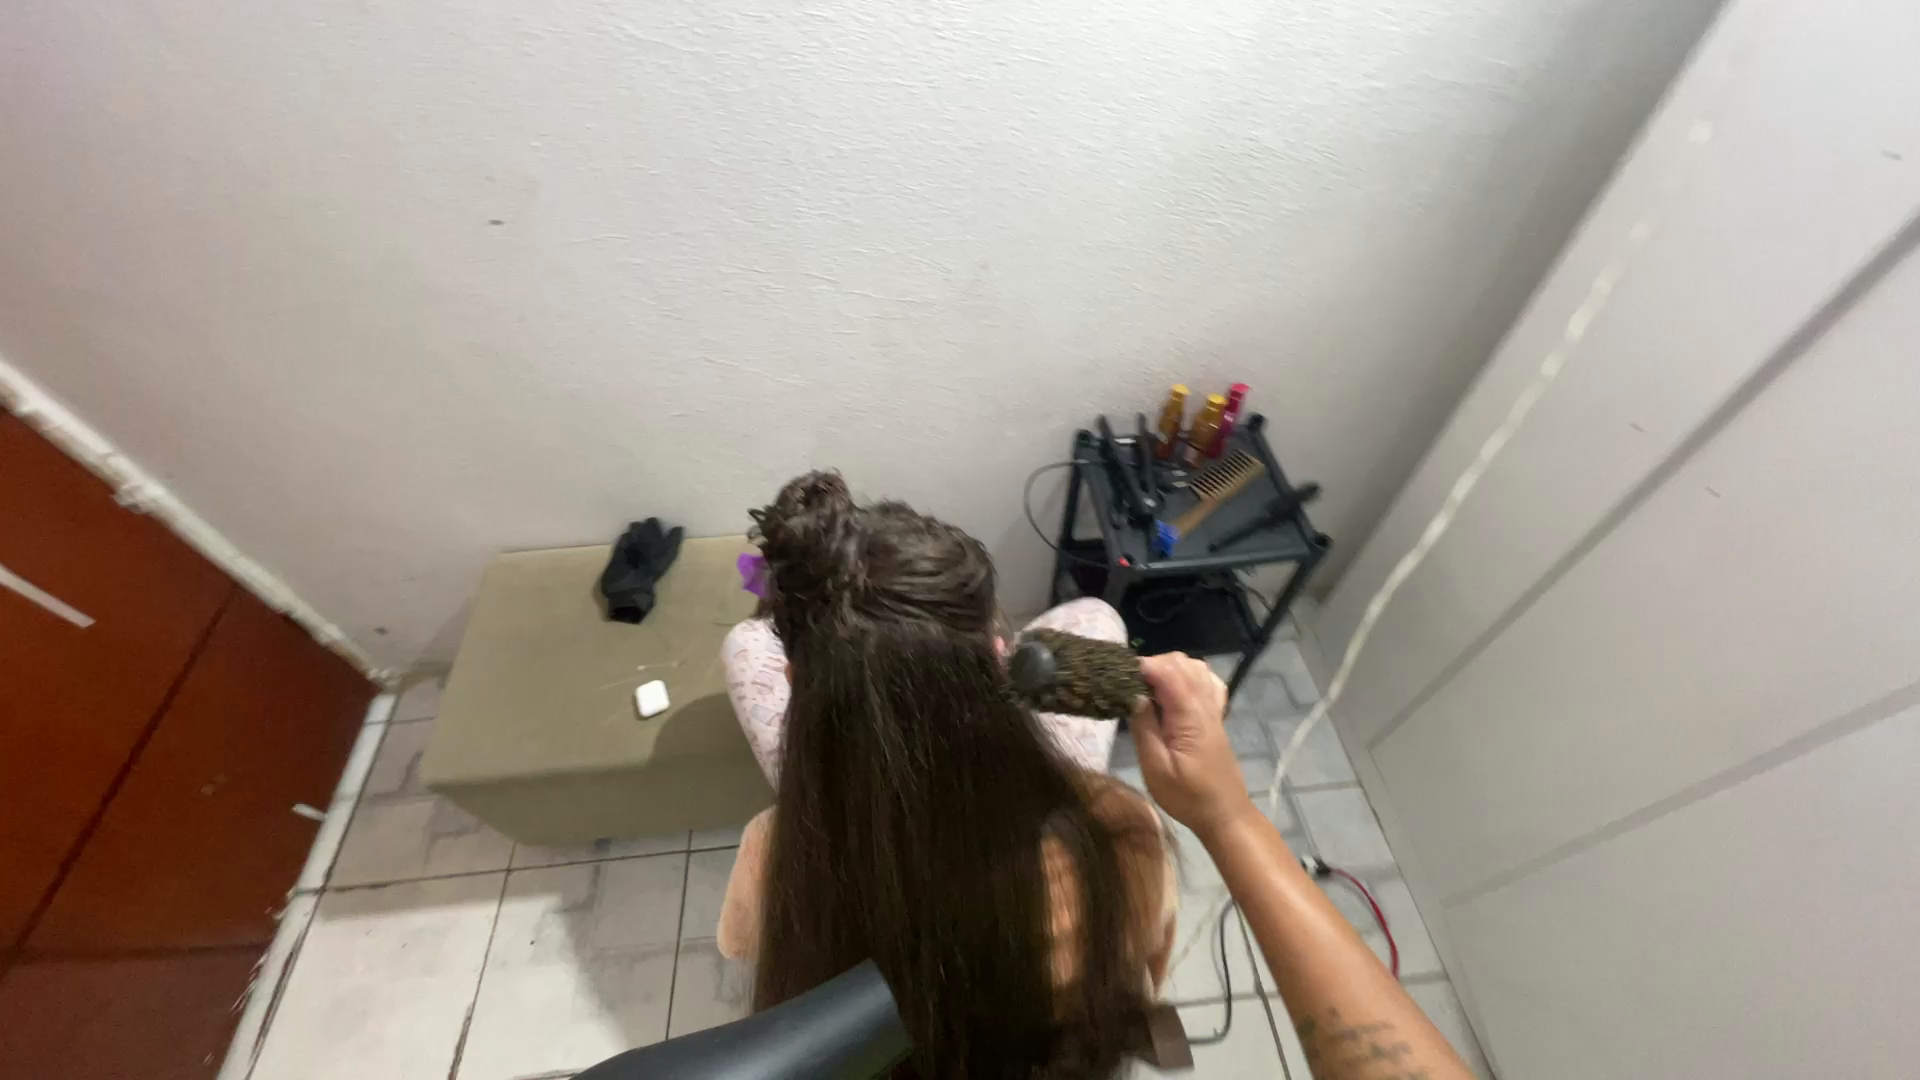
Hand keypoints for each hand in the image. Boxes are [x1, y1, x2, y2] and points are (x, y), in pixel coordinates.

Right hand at [1131, 653, 1254, 836]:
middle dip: (1152, 664)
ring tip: (1147, 687)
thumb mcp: (1156, 769)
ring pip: (1194, 666)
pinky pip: (1206, 680)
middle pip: (1182, 663)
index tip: (1119, 676)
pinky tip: (1173, 690)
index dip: (1143, 666)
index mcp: (1190, 716)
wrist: (1225, 814)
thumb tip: (1133, 695)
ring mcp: (1214, 708)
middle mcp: (1205, 705)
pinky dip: (1188, 675)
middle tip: (1129, 684)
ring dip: (1169, 667)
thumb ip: (1144, 728)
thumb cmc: (1187, 796)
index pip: (1169, 672)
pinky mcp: (1215, 715)